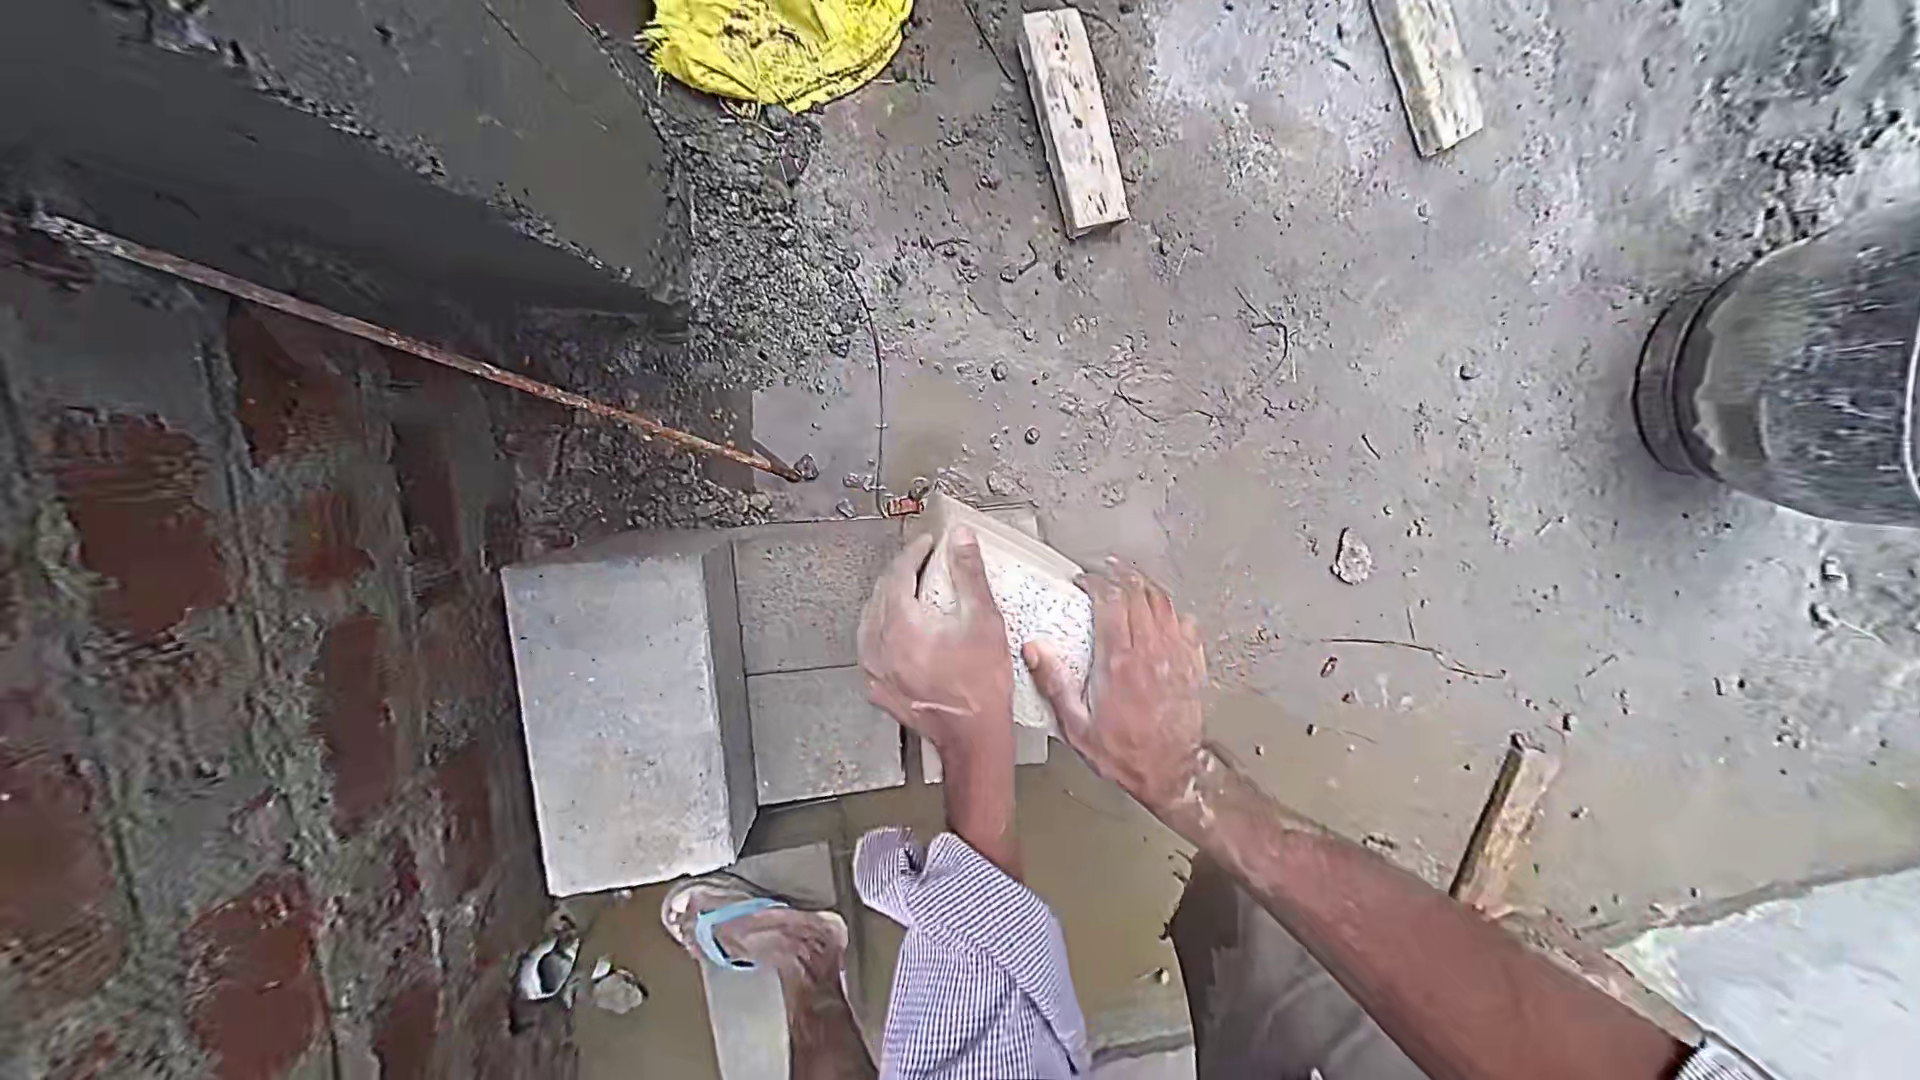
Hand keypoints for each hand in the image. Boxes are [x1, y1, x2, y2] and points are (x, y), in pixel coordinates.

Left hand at [857, 527, 1014, 757]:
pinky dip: (885, 629)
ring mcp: (874, 669)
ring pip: (872, 619)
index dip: (915, 553)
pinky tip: (903, 629)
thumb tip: (962, 540)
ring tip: (914, 591)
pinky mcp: (878, 686)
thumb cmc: (980, 686)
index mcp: (899, 625)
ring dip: (891, 599)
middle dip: (903, 572)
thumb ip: (970, 574)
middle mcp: (878, 645)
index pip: (899, 573)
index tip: (928, 545)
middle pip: (882, 593)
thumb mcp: (983, 620)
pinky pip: (872, 646)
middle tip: (924, 563)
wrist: (973, 737)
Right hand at [1023, 559, 1206, 812]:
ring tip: (1130, 579)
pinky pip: (1187, 624)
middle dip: (1121, 574)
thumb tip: (1035, 650)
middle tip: (1106, 568)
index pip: (1111, 602)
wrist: (1171, 772)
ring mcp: (1175, 656)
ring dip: (1146, 586)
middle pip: (1139, 593)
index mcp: (1119, 661)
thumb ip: (1054, 683)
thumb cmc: (1124, 752)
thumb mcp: (1076, 725)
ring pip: (1164, 603)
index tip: (1084, 580)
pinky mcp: (1191, 666)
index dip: (1096, 582)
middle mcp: (1149, 652)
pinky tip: (1163, 611)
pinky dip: (1173, 610)